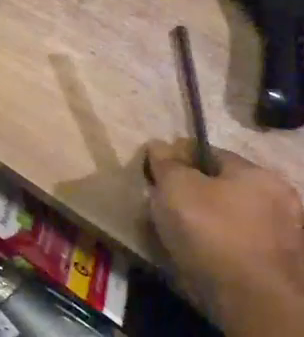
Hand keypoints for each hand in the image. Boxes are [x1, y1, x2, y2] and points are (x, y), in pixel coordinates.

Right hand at [146, 142, 303, 335]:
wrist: (247, 294)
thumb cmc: (208, 226)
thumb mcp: (173, 183)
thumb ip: (165, 160)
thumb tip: (161, 147)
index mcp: (261, 176)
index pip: (208, 152)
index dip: (175, 157)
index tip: (152, 171)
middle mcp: (283, 201)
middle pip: (223, 184)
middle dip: (192, 188)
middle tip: (163, 197)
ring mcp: (287, 235)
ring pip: (231, 212)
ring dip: (206, 214)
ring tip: (177, 224)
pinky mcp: (279, 261)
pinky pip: (238, 237)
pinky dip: (218, 237)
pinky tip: (199, 244)